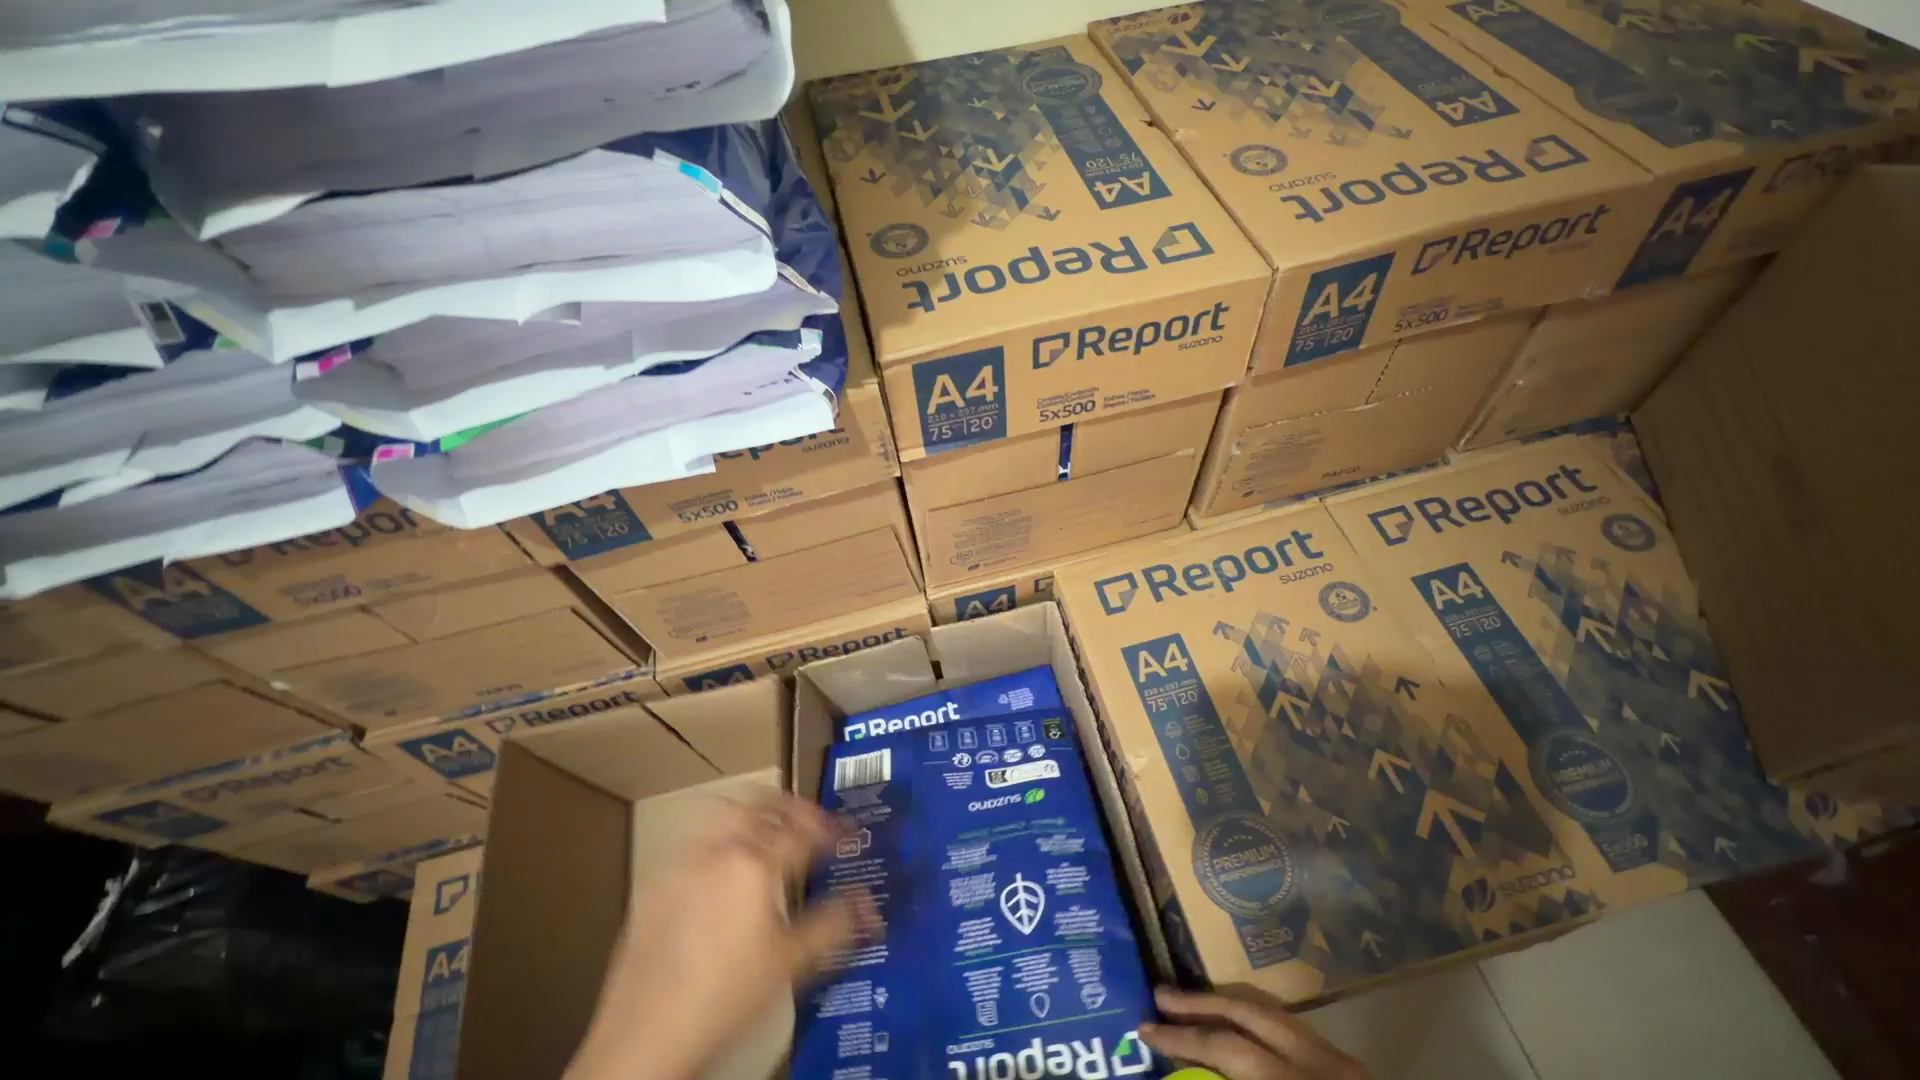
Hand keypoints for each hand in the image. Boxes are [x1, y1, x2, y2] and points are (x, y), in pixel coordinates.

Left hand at [563, 794, 878, 1079]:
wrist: (646, 1033)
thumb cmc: (727, 997)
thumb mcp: (792, 963)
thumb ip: (835, 924)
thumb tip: (869, 904)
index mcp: (754, 864)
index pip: (804, 831)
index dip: (832, 830)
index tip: (848, 836)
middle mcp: (716, 851)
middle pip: (757, 803)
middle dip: (788, 807)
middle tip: (809, 823)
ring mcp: (680, 865)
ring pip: (720, 815)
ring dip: (751, 815)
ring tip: (769, 835)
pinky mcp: (655, 886)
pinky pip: (693, 845)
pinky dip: (718, 842)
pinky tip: (726, 876)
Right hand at [1140, 986, 1368, 1079]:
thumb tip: (1189, 1077)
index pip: (1229, 1050)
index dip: (1182, 1040)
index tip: (1143, 1030)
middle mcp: (1320, 1066)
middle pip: (1250, 1014)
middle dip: (1200, 1004)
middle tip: (1158, 997)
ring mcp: (1340, 1063)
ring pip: (1275, 1012)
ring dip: (1228, 1002)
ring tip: (1191, 1002)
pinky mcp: (1350, 1068)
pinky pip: (1293, 1027)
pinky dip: (1257, 1018)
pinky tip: (1238, 1026)